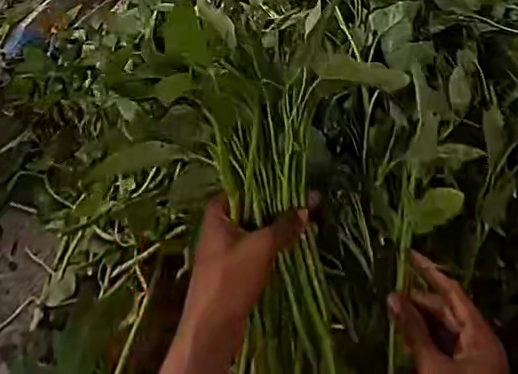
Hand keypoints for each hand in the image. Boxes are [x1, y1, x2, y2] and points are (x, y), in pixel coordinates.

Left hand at [161, 194, 313, 373]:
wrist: (211, 333)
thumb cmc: (230, 280)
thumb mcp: (261, 247)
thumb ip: (284, 225)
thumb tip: (306, 206)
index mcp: (217, 212)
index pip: (246, 187)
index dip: (271, 185)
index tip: (295, 184)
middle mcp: (218, 226)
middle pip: (252, 209)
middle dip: (279, 208)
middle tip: (306, 202)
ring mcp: (224, 249)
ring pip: (255, 230)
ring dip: (277, 228)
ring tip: (305, 220)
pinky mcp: (232, 270)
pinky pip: (256, 249)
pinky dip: (272, 246)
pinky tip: (292, 244)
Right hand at [389, 251, 508, 373]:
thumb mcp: (432, 366)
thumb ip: (413, 330)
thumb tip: (392, 297)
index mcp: (481, 334)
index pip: (453, 291)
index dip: (429, 271)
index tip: (408, 254)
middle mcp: (481, 343)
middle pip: (449, 311)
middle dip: (420, 300)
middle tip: (393, 290)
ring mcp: (476, 362)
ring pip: (446, 331)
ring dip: (421, 321)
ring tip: (396, 310)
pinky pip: (446, 349)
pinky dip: (427, 340)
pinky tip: (407, 336)